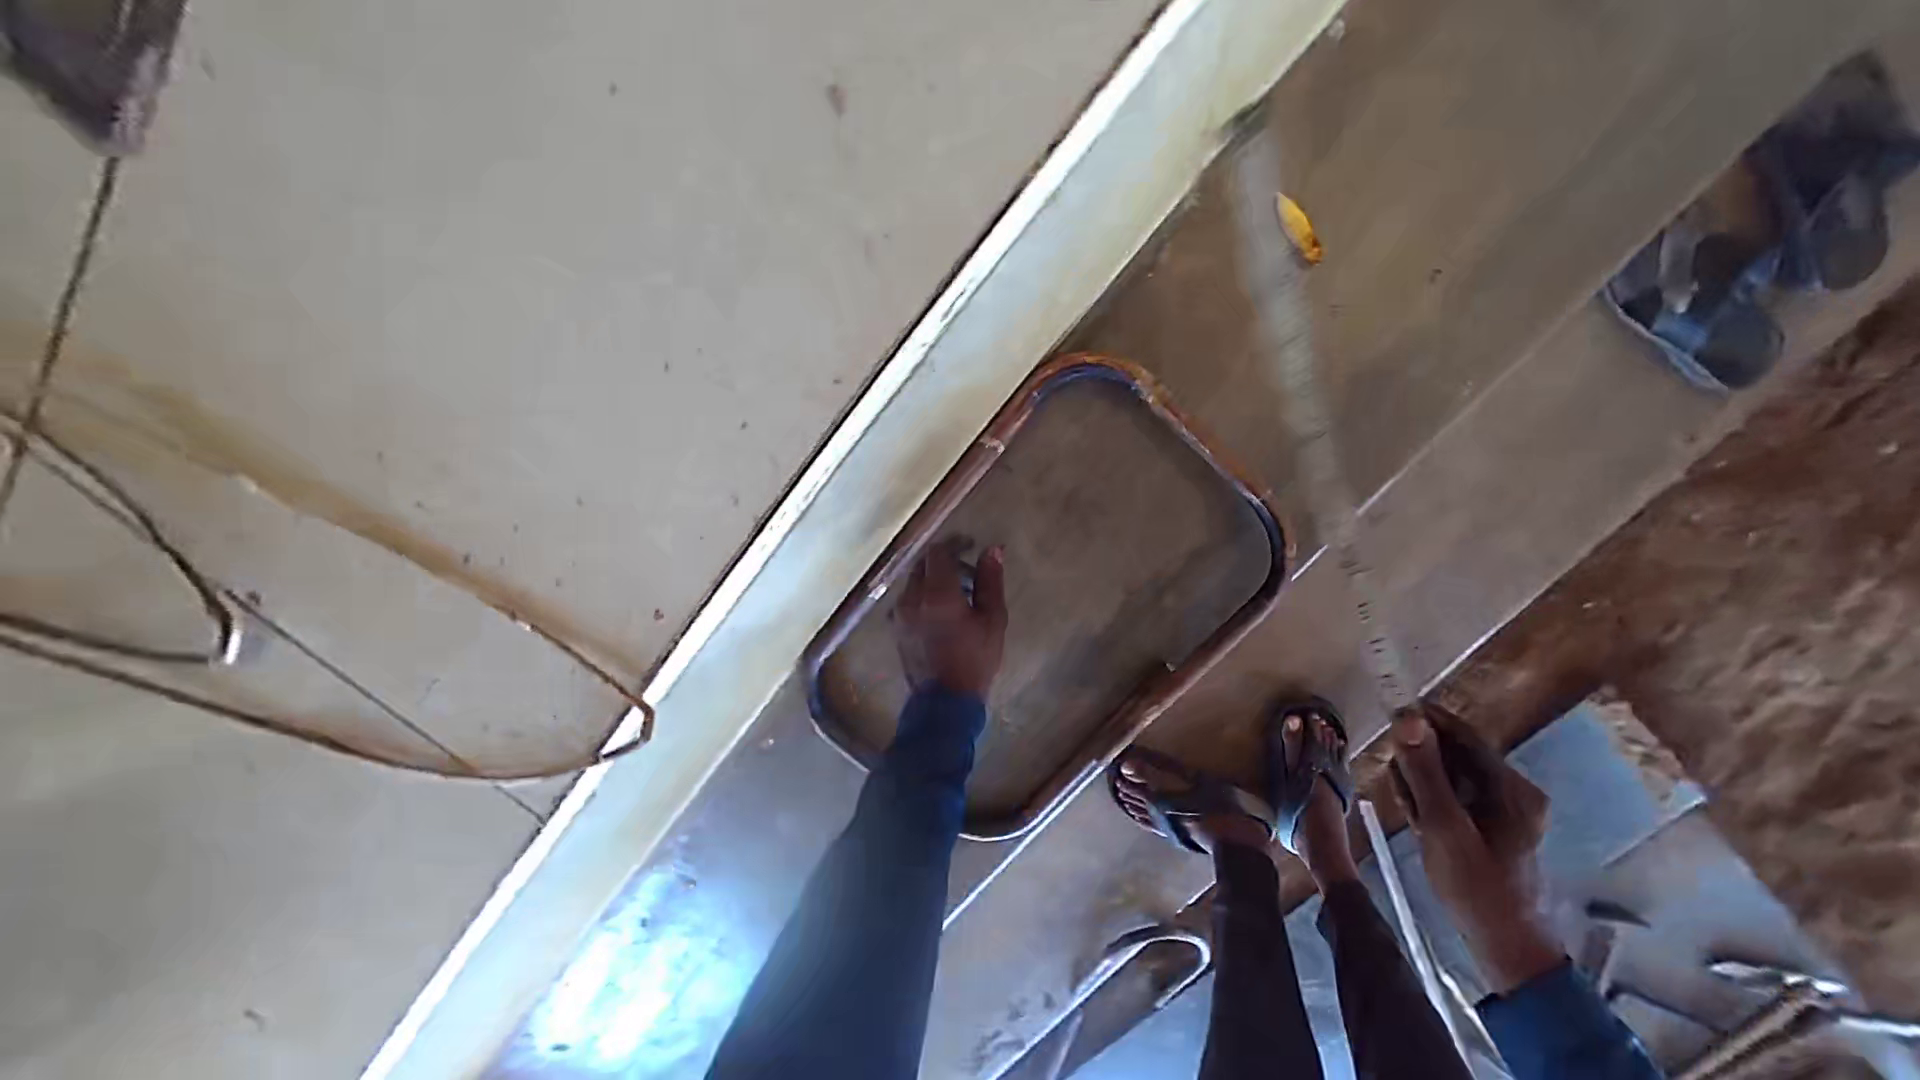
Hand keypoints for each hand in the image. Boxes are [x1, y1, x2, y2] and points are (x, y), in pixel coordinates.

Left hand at [893, 540, 1007, 700]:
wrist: (945, 703)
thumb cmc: (975, 660)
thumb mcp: (992, 619)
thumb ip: (990, 581)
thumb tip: (992, 550)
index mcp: (937, 593)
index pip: (938, 552)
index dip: (955, 544)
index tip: (971, 548)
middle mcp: (912, 598)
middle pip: (923, 564)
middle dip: (944, 561)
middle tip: (968, 574)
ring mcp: (900, 613)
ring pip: (914, 581)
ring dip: (933, 579)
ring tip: (958, 596)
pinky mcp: (896, 627)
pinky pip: (908, 598)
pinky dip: (923, 595)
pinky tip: (942, 612)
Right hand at [1391, 703, 1563, 993]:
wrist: (1505, 947)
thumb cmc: (1476, 886)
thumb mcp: (1442, 827)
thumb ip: (1424, 772)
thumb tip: (1407, 718)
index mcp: (1512, 789)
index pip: (1464, 737)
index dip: (1428, 720)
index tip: (1391, 708)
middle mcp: (1511, 792)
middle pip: (1453, 755)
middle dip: (1419, 763)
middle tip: (1399, 787)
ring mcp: (1501, 810)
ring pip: (1446, 776)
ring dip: (1420, 785)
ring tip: (1409, 811)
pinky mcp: (1488, 825)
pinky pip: (1450, 796)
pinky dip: (1428, 801)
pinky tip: (1418, 820)